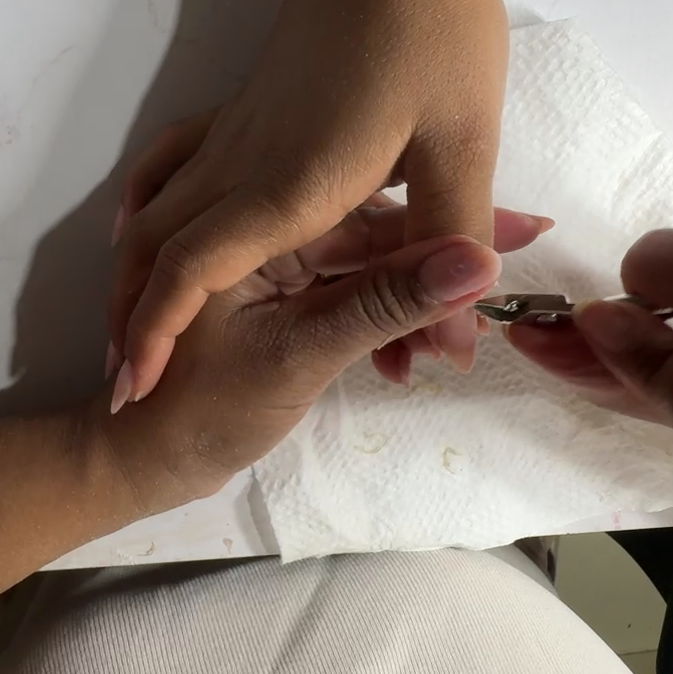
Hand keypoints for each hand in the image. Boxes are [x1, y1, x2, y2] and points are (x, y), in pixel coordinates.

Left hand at [95, 200, 545, 513]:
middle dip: (439, 260)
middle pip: (368, 237)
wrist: (151, 461)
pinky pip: (343, 298)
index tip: (521, 224)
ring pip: (361, 270)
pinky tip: (416, 352)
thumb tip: (477, 264)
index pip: (364, 212)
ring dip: (414, 300)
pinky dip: (381, 323)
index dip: (444, 222)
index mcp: (252, 224)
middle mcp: (262, 234)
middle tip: (517, 259)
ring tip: (469, 329)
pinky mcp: (280, 303)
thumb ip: (385, 305)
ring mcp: (273, 271)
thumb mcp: (300, 353)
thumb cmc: (205, 409)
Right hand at [109, 0, 507, 408]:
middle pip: (154, 250)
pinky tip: (134, 223)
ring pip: (153, 213)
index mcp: (287, 187)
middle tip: (125, 380)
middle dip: (129, 322)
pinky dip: (140, 205)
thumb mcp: (460, 146)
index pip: (189, 271)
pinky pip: (165, 168)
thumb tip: (450, 348)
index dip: (152, 335)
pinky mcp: (235, 117)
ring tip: (128, 328)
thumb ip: (448, 246)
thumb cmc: (430, 34)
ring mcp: (228, 138)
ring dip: (132, 275)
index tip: (129, 390)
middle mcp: (238, 169)